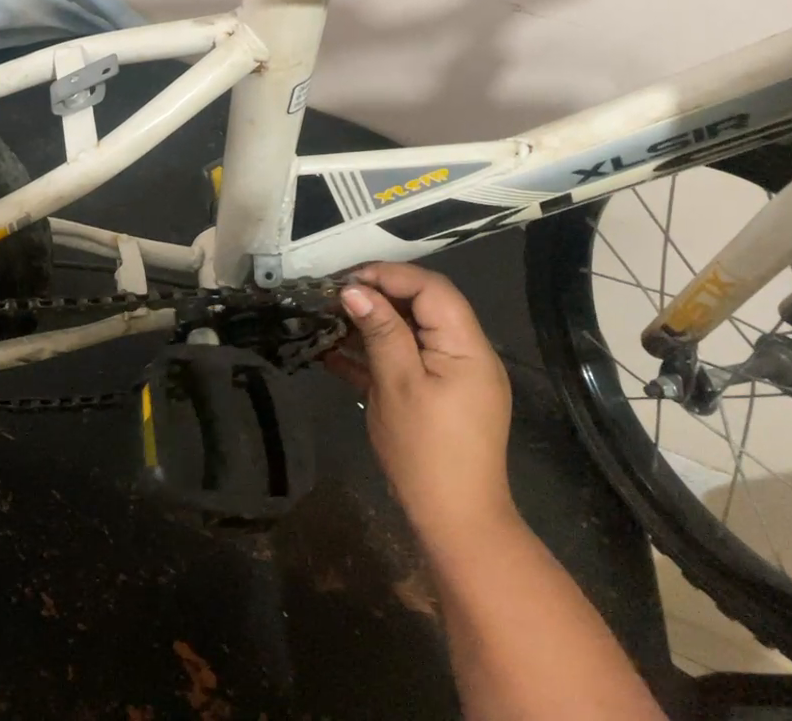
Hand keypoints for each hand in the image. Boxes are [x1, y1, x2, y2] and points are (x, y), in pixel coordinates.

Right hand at [325, 263, 516, 539]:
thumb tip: (353, 290)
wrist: (453, 515)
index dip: (389, 276)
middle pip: (422, 307)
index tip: (344, 280)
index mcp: (466, 347)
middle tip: (329, 298)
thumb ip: (380, 332)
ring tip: (324, 321)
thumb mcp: (397, 385)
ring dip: (369, 324)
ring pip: (409, 333)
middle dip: (375, 296)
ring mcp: (450, 376)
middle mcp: (465, 354)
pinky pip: (404, 360)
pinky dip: (372, 353)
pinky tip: (332, 353)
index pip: (432, 289)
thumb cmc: (425, 449)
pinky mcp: (434, 395)